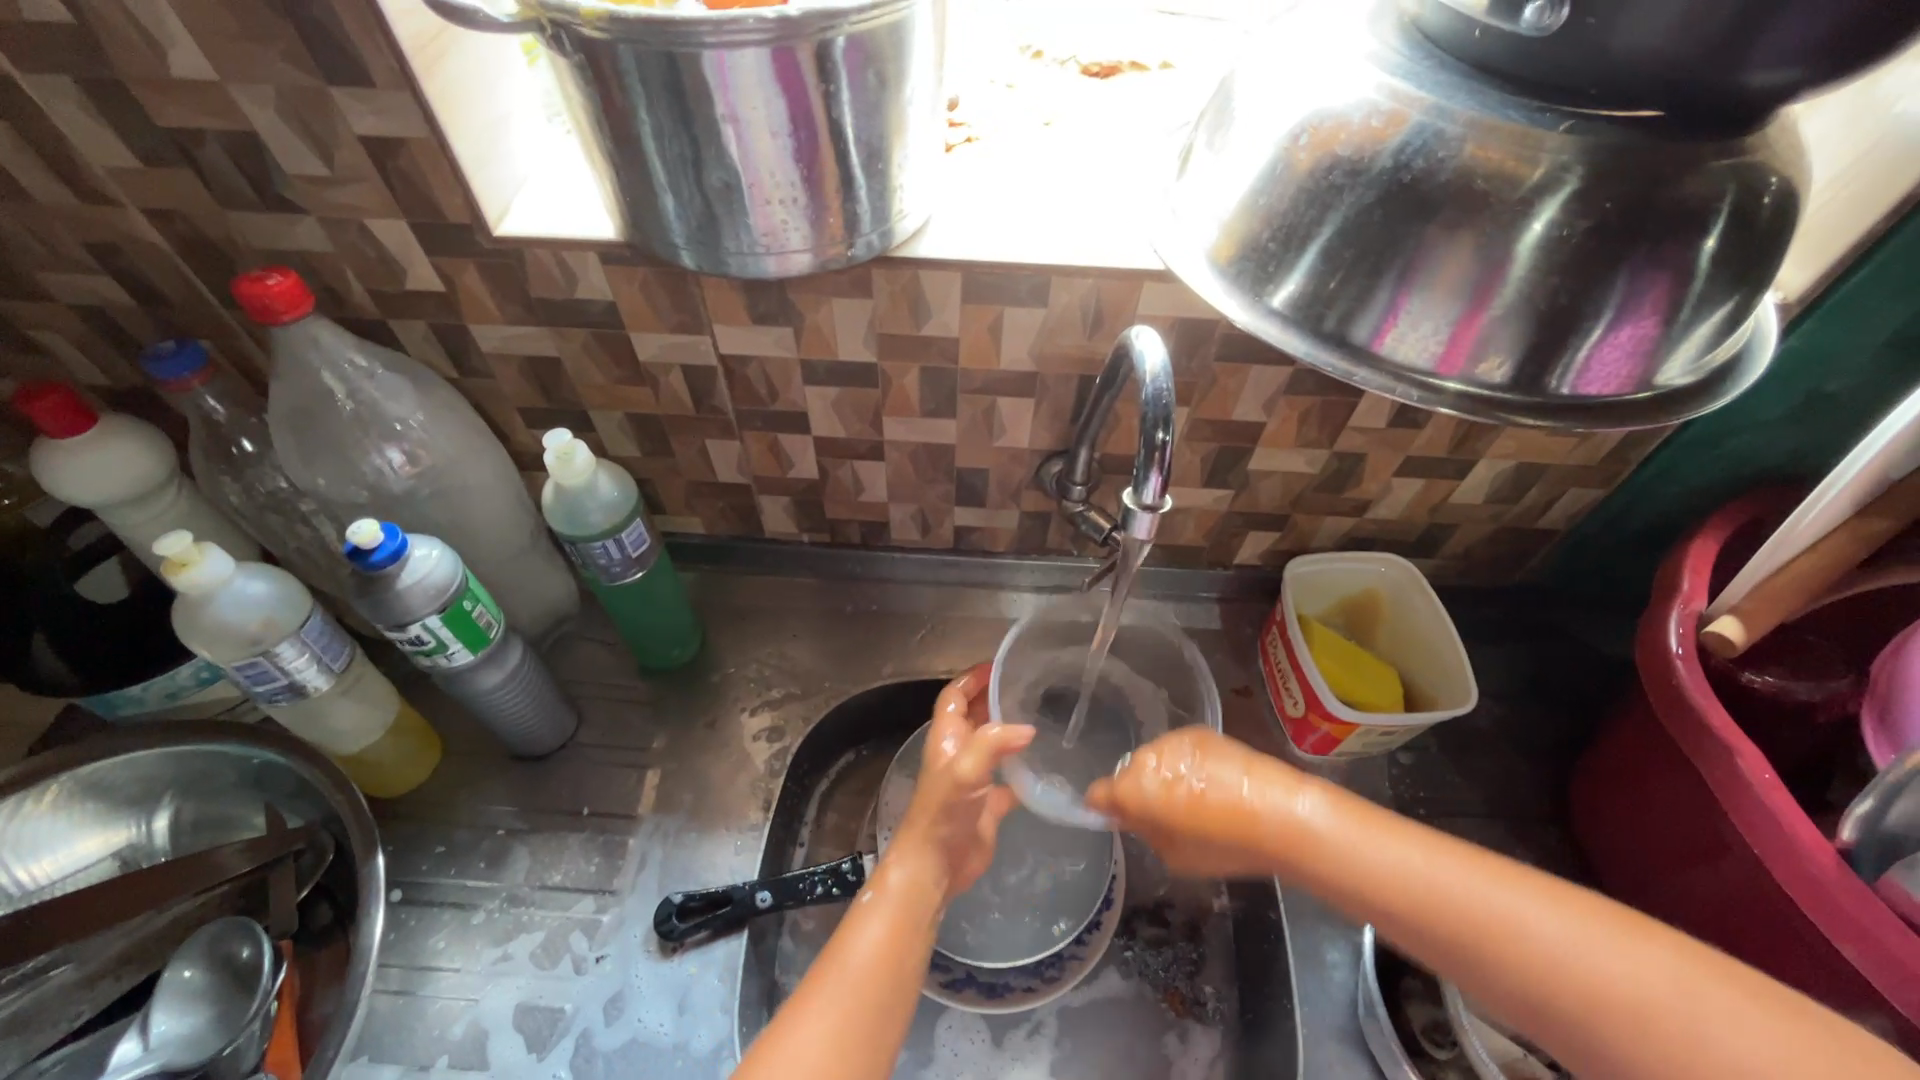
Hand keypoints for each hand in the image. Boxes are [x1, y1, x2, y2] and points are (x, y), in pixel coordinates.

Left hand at [881, 663, 1034, 904]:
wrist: (936, 866)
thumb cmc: (944, 813)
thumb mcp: (965, 770)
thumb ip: (993, 744)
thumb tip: (1029, 729)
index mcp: (946, 738)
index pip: (954, 696)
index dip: (971, 678)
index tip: (998, 665)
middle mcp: (958, 753)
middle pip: (974, 716)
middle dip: (994, 698)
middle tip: (1028, 684)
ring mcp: (974, 779)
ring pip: (992, 746)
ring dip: (1010, 731)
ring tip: (1043, 716)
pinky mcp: (988, 804)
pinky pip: (1009, 780)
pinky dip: (1025, 772)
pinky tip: (1048, 766)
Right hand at [1086, 728, 1306, 878]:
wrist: (1279, 814)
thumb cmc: (1224, 846)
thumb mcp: (1174, 856)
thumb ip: (1145, 832)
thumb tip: (1133, 818)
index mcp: (1133, 789)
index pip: (1099, 793)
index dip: (1104, 808)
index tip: (1117, 820)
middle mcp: (1146, 757)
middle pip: (1128, 773)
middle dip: (1136, 791)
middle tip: (1160, 814)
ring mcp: (1174, 740)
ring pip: (1153, 759)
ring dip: (1161, 776)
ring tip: (1189, 797)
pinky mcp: (1200, 732)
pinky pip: (1177, 751)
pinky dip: (1183, 764)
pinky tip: (1208, 782)